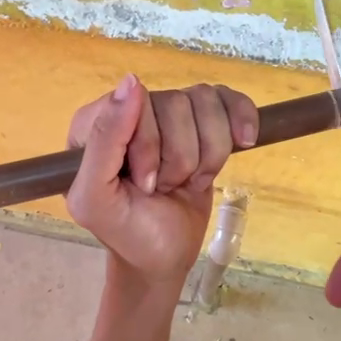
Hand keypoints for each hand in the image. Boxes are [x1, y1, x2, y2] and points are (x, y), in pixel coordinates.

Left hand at [66, 75, 258, 282]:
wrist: (164, 258)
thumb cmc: (127, 234)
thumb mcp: (97, 200)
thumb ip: (104, 141)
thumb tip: (132, 81)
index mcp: (96, 119)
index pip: (138, 100)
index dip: (150, 145)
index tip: (145, 184)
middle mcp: (132, 108)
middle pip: (177, 103)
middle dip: (179, 157)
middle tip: (164, 187)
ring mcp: (170, 113)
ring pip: (205, 102)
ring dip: (207, 153)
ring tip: (188, 180)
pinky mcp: (202, 119)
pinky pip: (229, 98)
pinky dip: (240, 121)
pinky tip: (244, 141)